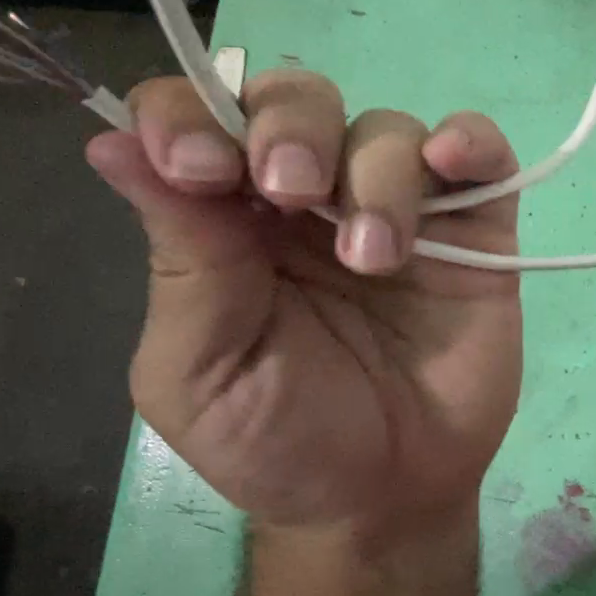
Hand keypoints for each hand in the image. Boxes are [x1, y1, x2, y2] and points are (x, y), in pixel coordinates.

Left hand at [87, 70, 521, 547]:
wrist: (390, 494)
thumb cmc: (281, 443)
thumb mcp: (200, 368)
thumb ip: (184, 263)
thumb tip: (112, 146)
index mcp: (234, 223)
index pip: (202, 122)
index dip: (193, 115)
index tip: (198, 167)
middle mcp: (318, 203)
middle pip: (302, 101)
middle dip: (291, 128)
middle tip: (293, 194)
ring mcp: (406, 213)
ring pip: (391, 128)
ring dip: (378, 173)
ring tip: (376, 258)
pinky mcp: (477, 234)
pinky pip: (482, 154)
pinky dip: (469, 139)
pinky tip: (450, 160)